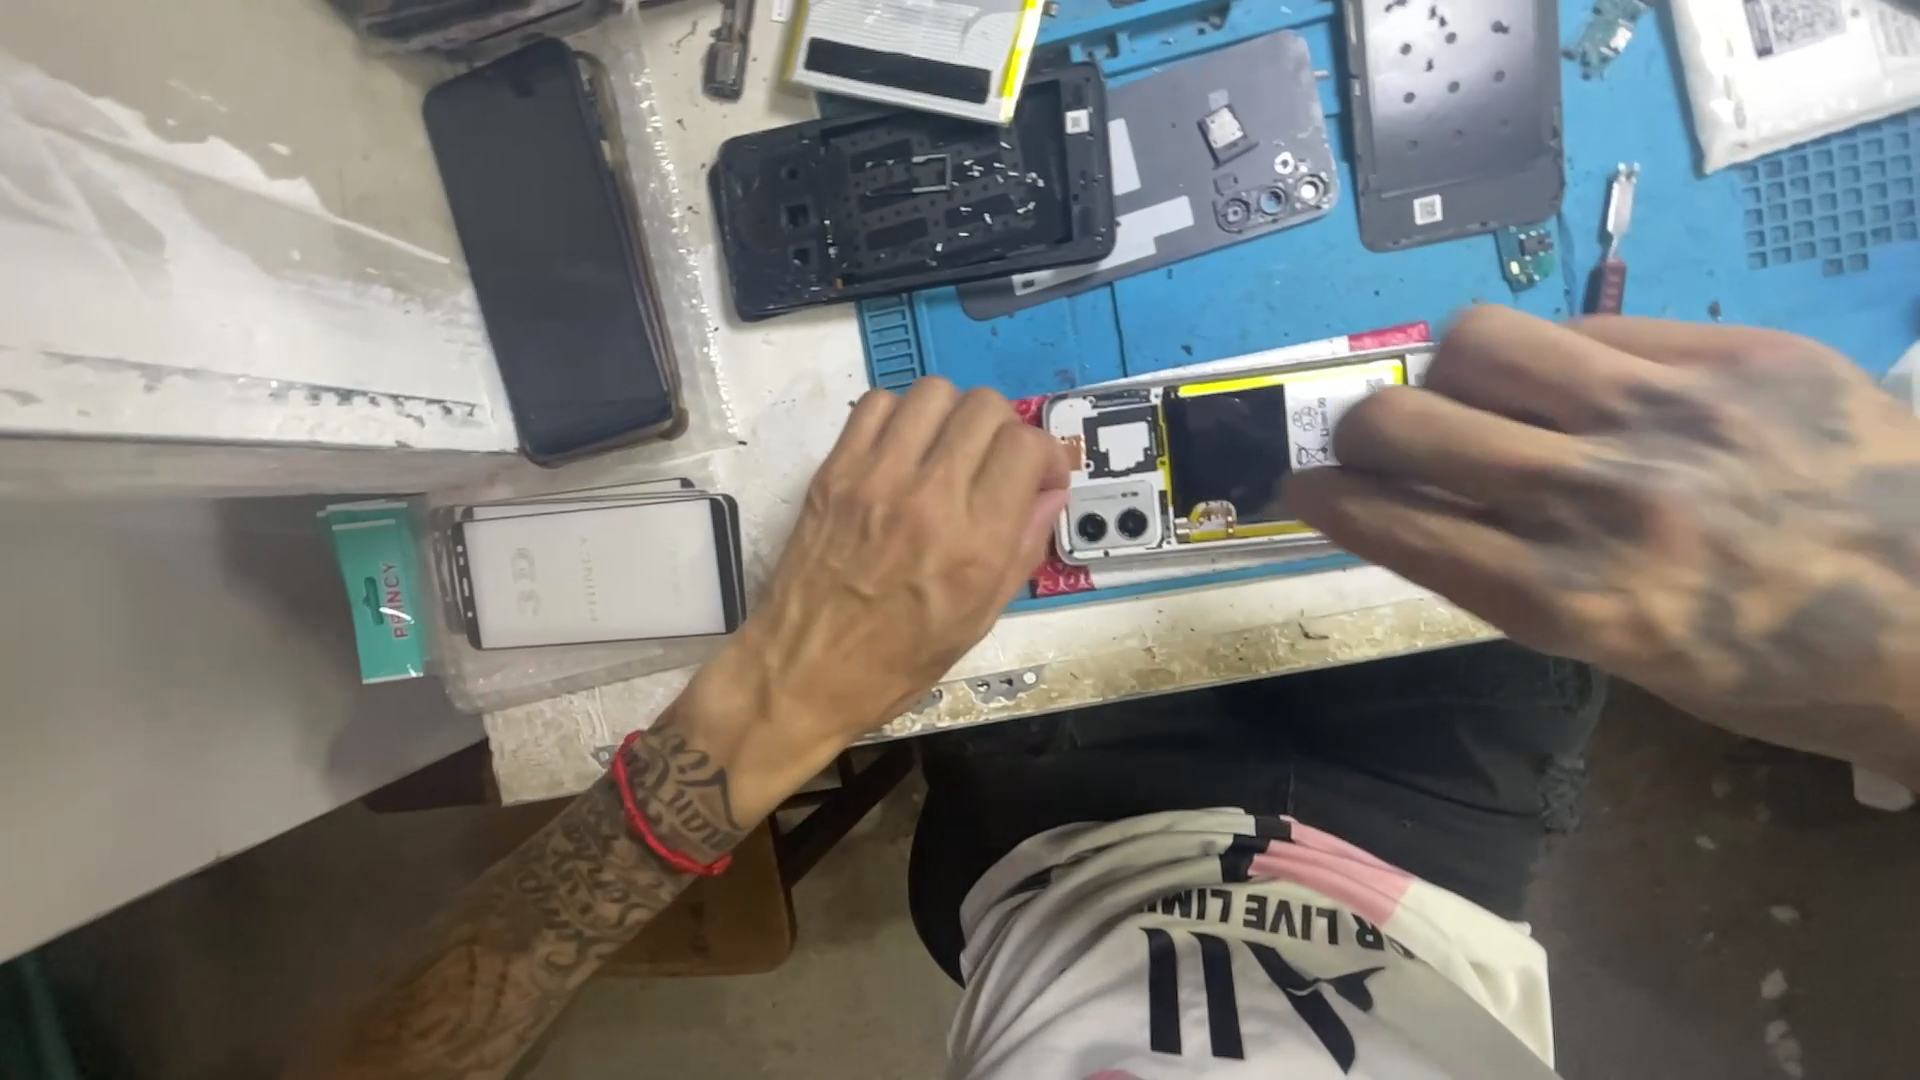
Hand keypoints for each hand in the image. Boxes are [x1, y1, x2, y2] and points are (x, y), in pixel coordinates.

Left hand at [717, 378, 1068, 745]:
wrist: (805, 671)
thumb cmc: (899, 659)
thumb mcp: (982, 618)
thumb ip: (1024, 546)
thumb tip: (1050, 492)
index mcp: (975, 543)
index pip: (1027, 446)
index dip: (1046, 456)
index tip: (1039, 479)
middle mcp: (929, 498)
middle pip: (986, 407)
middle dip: (1006, 429)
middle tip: (996, 464)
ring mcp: (875, 478)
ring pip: (935, 392)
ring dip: (956, 415)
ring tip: (950, 451)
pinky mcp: (834, 471)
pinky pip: (877, 404)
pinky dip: (902, 416)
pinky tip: (904, 450)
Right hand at [1288, 306, 1919, 779]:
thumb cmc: (1756, 661)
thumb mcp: (1595, 643)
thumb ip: (1484, 566)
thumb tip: (1398, 500)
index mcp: (1557, 596)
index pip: (1383, 518)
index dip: (1320, 494)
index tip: (1303, 484)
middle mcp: (1596, 499)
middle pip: (1402, 418)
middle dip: (1359, 428)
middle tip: (1377, 440)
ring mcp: (1670, 415)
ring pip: (1478, 341)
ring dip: (1449, 373)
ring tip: (1481, 398)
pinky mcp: (1740, 355)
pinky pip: (1586, 324)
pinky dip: (1554, 359)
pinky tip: (1585, 390)